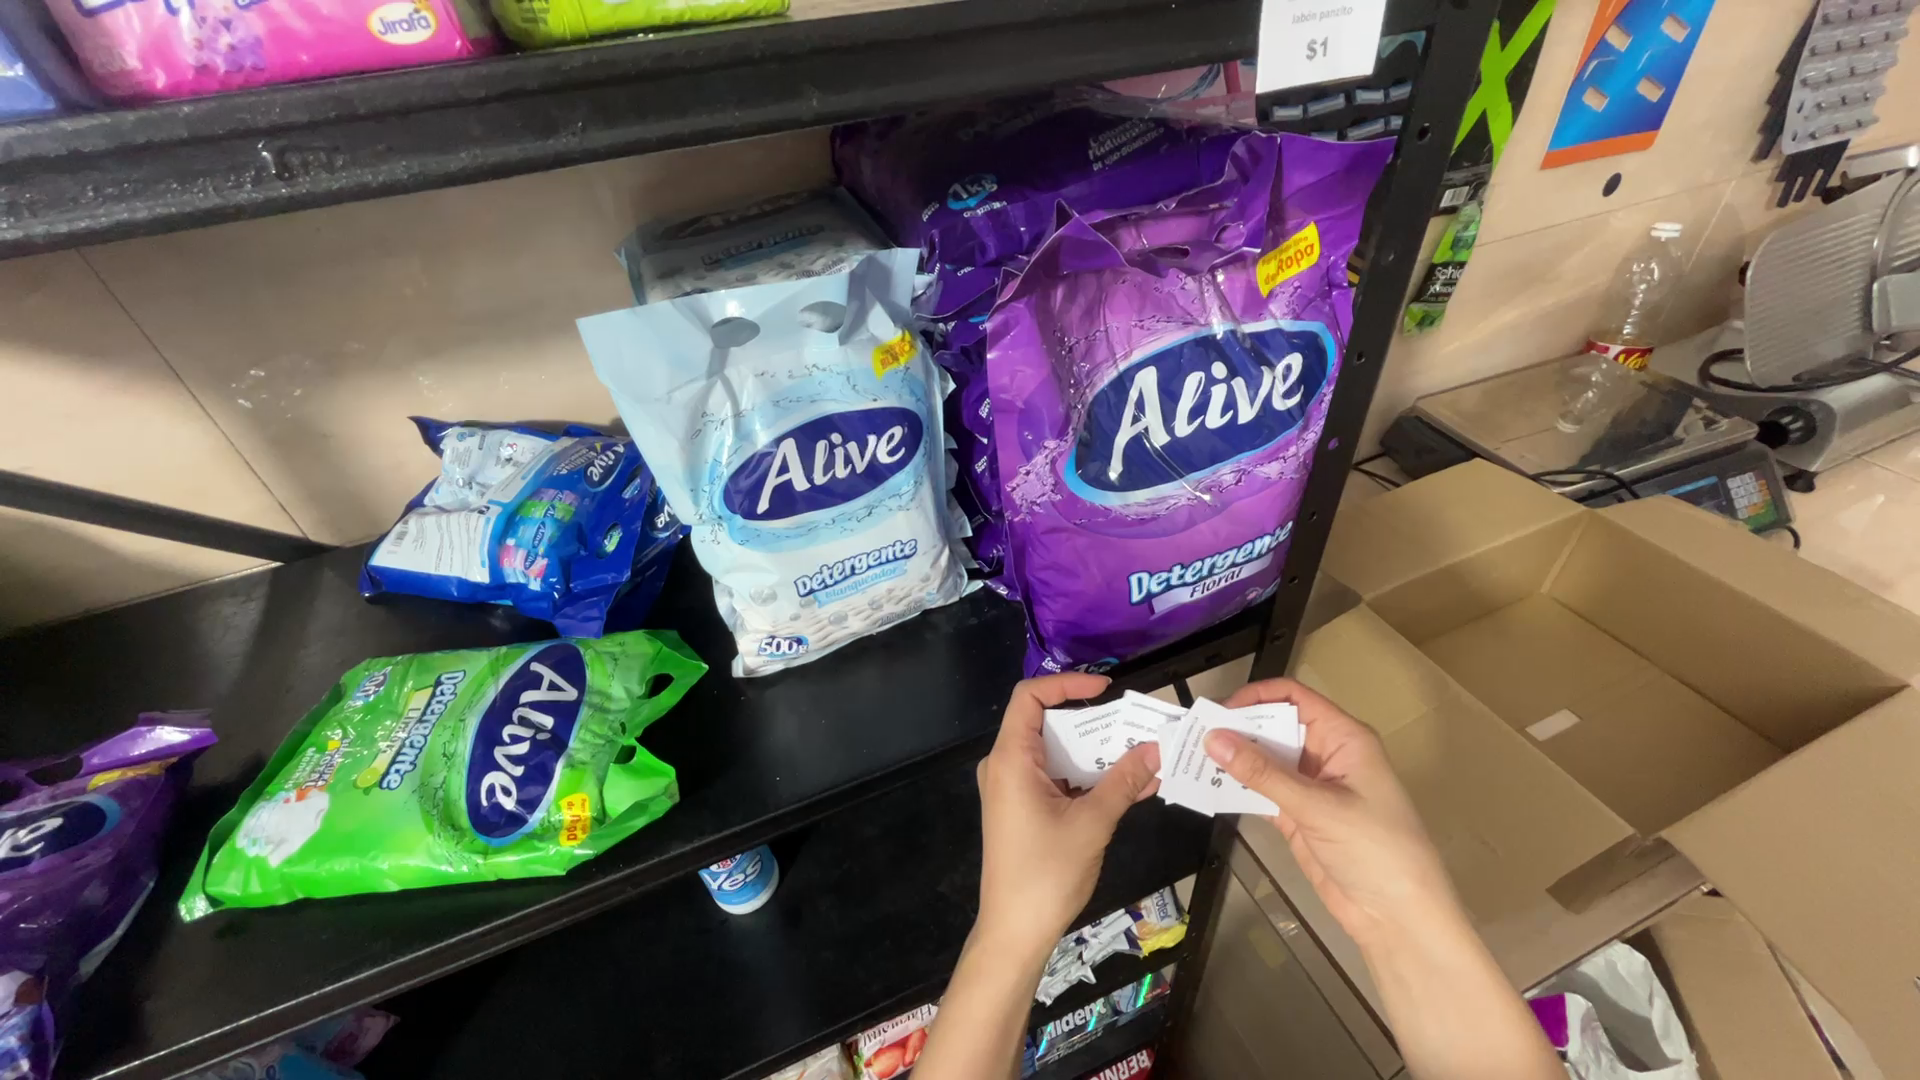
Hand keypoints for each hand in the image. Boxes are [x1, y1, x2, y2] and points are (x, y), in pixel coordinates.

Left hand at [975, 674, 1161, 956]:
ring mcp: (1011, 787)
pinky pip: (1054, 777)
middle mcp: (1005, 765)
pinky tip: (1126, 786)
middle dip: (1091, 720)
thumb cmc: (1046, 873)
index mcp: (1011, 758)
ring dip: (1093, 751)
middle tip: (1132, 723)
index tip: (1106, 688)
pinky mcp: (1021, 807)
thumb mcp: (1092, 823)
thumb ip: (1123, 781)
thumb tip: (1156, 748)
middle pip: (1045, 722)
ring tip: (1138, 753)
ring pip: (1054, 752)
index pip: (1030, 696)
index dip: (1067, 683)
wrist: (1014, 932)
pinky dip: (1085, 776)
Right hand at [1205, 678, 1459, 950]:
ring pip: (1262, 759)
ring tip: (1190, 758)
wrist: (1399, 919)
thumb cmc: (1376, 850)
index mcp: (1343, 738)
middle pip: (1272, 726)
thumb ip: (1262, 773)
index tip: (1218, 710)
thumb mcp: (1317, 806)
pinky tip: (1207, 787)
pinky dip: (1235, 787)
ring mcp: (1309, 786)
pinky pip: (1259, 790)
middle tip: (1192, 734)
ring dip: (1231, 759)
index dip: (1256, 696)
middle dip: (1235, 728)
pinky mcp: (1296, 815)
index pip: (1294, 698)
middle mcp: (1324, 755)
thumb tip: (1212, 738)